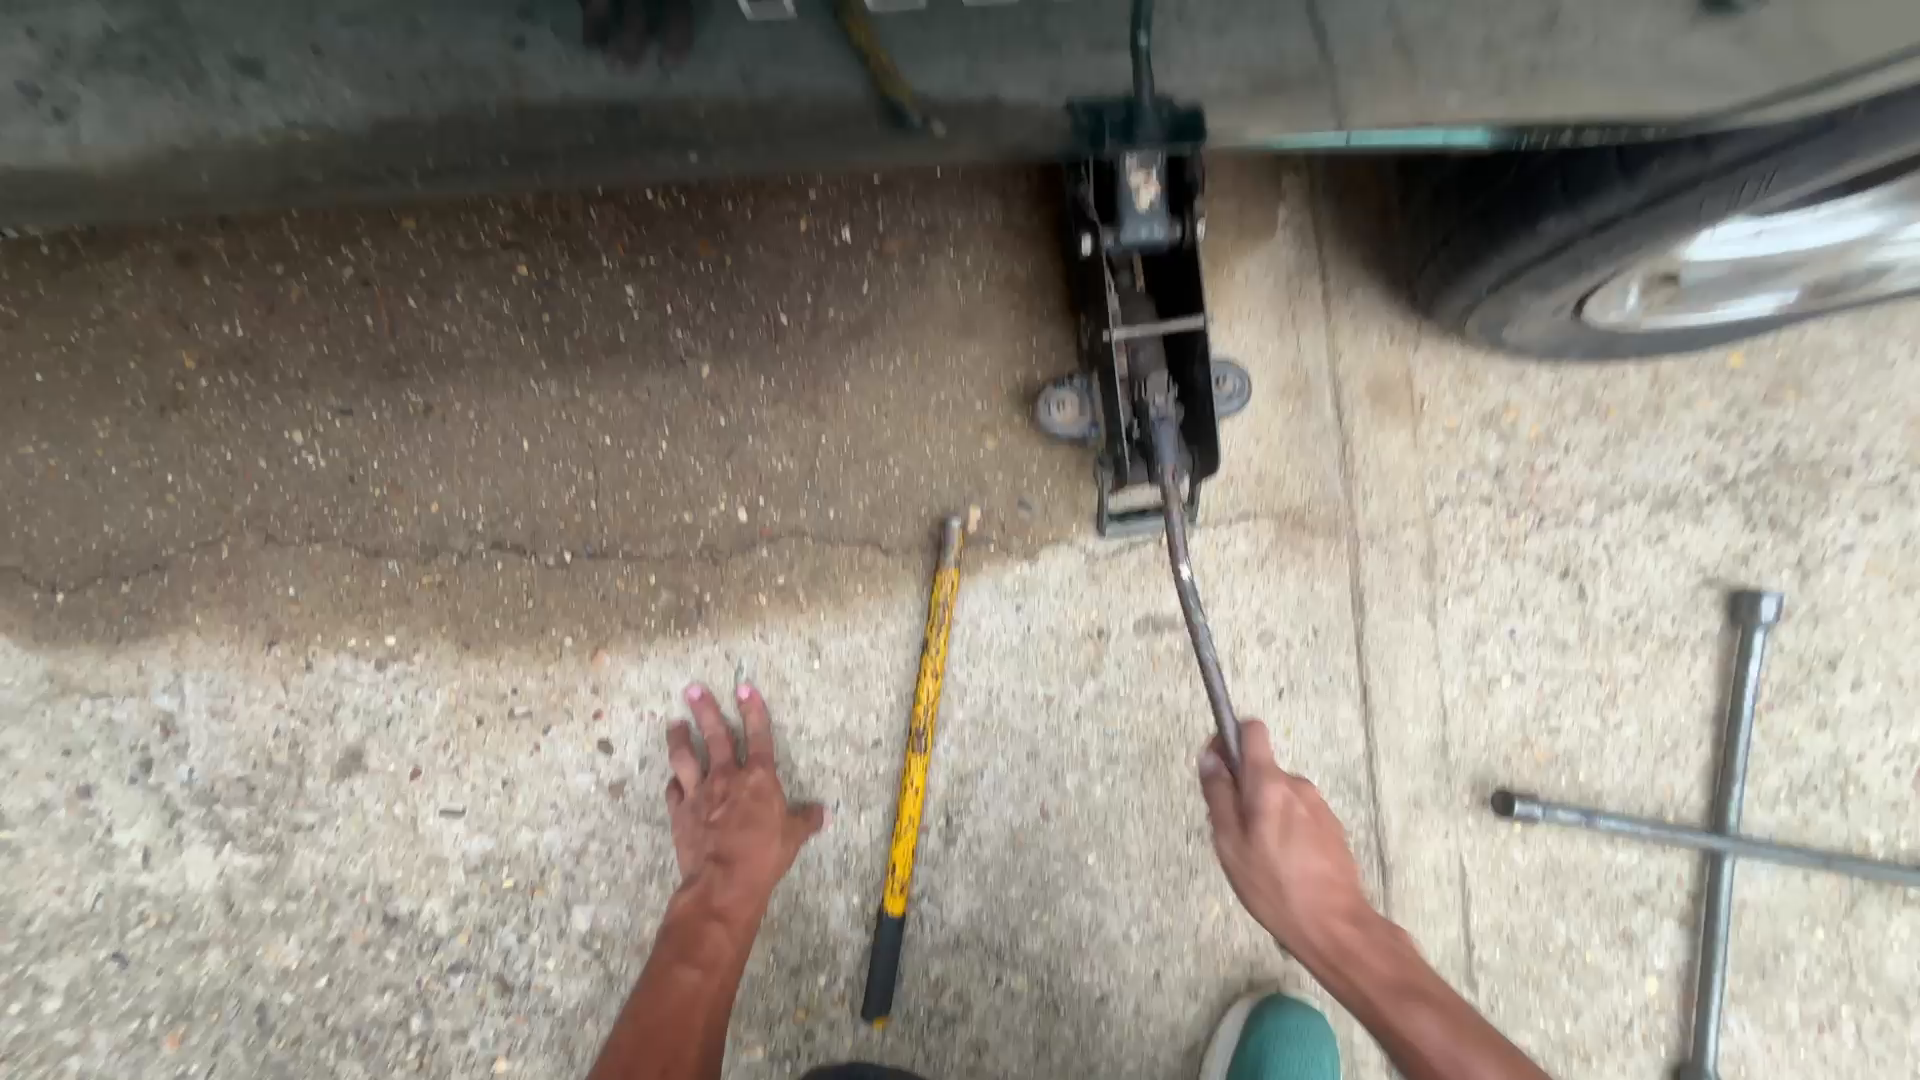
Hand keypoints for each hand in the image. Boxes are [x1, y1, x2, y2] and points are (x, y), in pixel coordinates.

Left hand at [664, 683, 826, 929]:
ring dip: (679, 738)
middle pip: (715, 735)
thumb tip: (822, 813)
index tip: (743, 688)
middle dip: (705, 709)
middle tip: (693, 688)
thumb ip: (805, 820)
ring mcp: (699, 794)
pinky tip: (674, 778)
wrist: (722, 883)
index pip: (758, 735)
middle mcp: (726, 777)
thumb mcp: (793, 837)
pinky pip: (674, 790)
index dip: (753, 710)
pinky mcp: (680, 813)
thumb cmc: (764, 855)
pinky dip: (674, 782)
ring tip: (674, 723)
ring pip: (685, 757)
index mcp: (758, 777)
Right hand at [1198, 720, 1374, 959]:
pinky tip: (1285, 866)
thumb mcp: (1230, 843)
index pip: (1252, 730)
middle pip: (1261, 770)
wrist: (1337, 928)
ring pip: (1279, 795)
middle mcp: (1297, 785)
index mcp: (1269, 783)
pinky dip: (1285, 829)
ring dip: (1265, 813)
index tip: (1218, 768)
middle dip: (1243, 790)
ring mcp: (1319, 807)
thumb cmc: (1273, 885)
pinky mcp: (1333, 828)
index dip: (1229, 739)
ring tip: (1260, 857)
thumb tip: (1210, 757)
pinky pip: (1298, 815)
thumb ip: (1218, 795)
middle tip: (1234, 834)